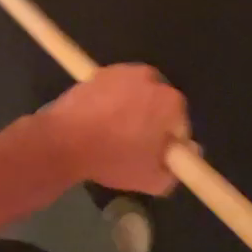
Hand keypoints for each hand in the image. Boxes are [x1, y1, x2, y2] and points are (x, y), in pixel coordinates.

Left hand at [30, 64, 188, 194]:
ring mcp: (121, 71)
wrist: (65, 140)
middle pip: (158, 103)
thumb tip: (186, 152)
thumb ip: (177, 168)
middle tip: (135, 143)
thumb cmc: (114, 158)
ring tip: (113, 132)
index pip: (180, 123)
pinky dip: (110, 101)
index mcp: (170, 101)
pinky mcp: (97, 72)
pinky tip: (99, 120)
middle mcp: (150, 78)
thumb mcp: (153, 180)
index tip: (154, 154)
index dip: (169, 141)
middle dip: (151, 120)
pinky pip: (113, 89)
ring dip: (131, 108)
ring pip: (135, 94)